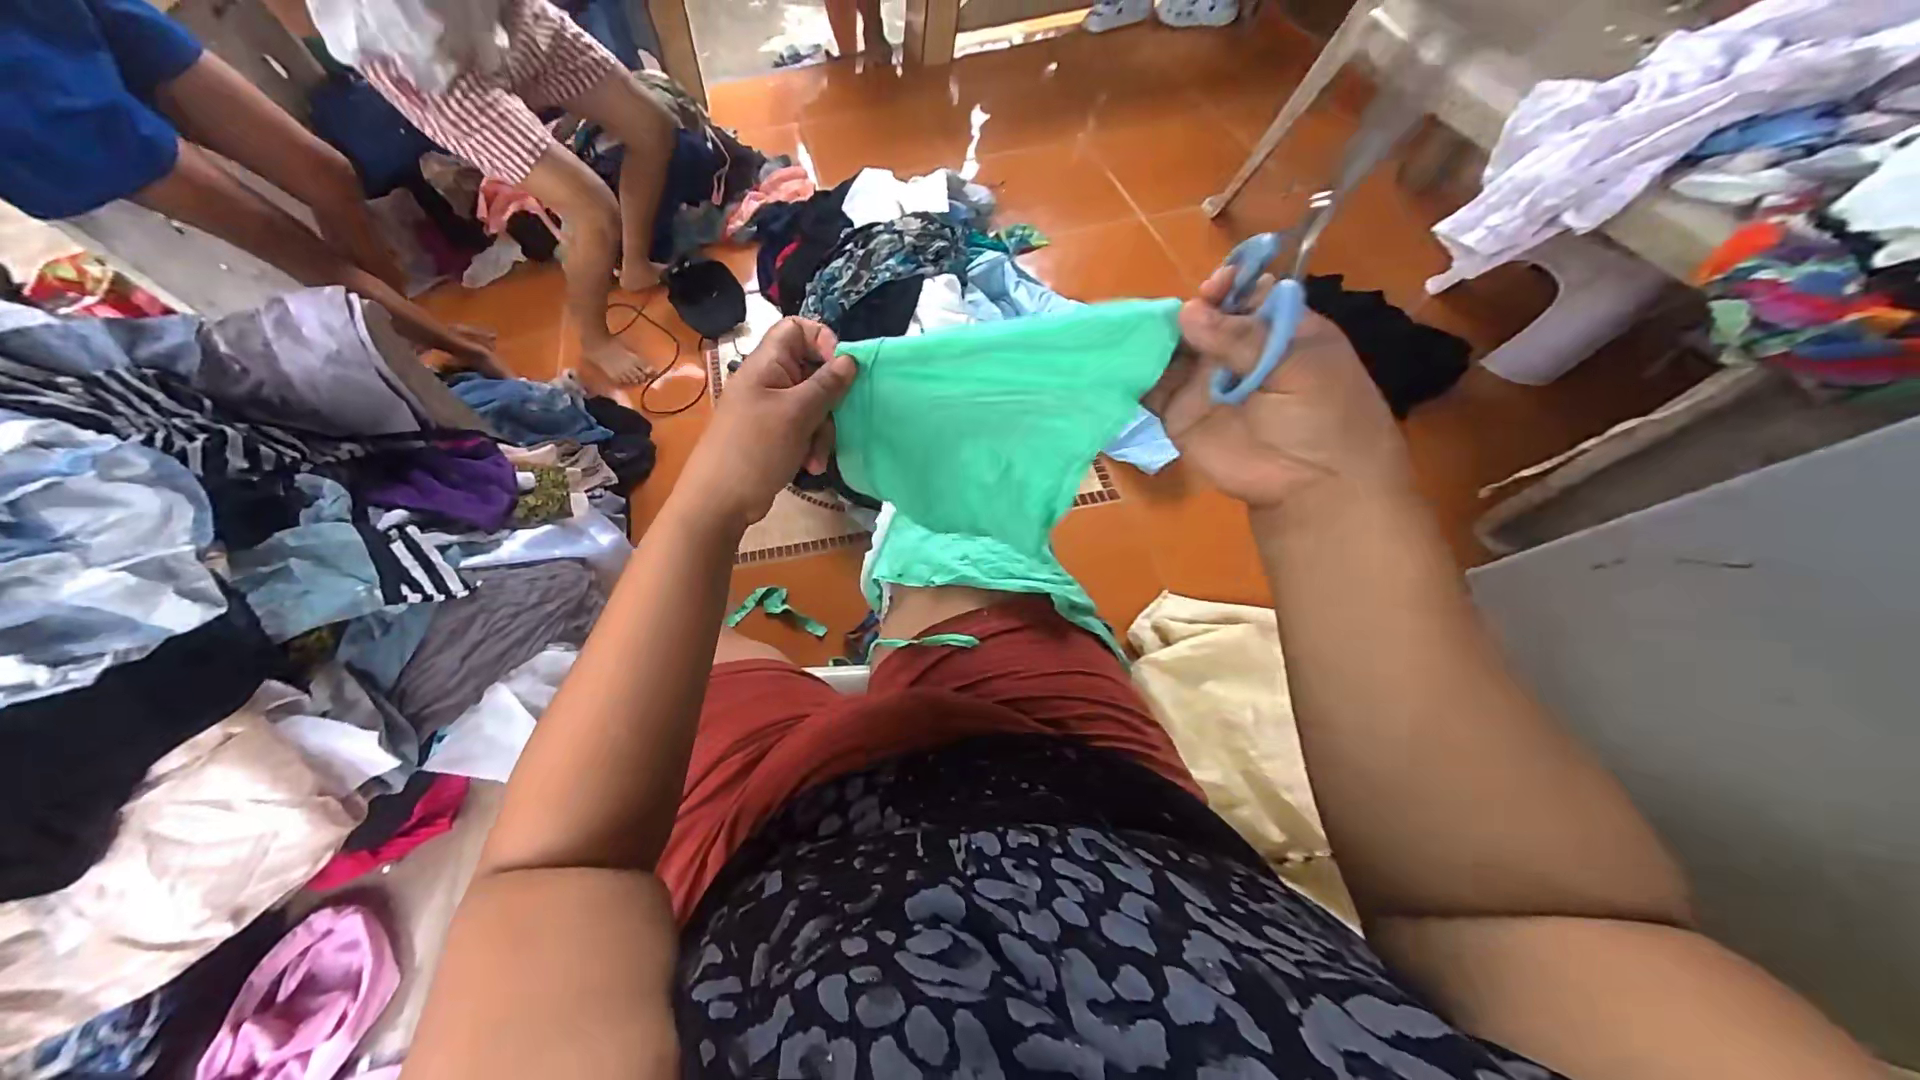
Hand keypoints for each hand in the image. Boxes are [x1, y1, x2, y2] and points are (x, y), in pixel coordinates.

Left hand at [675, 318, 855, 530]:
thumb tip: (851, 360)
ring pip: (814, 404)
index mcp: (767, 364)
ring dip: (822, 431)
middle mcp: (769, 381)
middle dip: (829, 400)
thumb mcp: (797, 414)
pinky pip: (805, 428)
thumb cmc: (755, 449)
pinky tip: (811, 466)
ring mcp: (772, 408)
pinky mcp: (776, 434)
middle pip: (813, 371)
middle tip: (834, 420)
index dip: (823, 340)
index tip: (843, 367)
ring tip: (816, 458)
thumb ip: (826, 385)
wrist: (720, 500)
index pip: (796, 329)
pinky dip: (812, 445)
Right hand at [1144, 268, 1410, 511]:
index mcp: (1272, 331)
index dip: (1226, 287)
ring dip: (1149, 337)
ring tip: (1129, 326)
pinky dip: (1131, 375)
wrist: (1308, 484)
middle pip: (1199, 319)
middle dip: (1181, 311)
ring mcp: (1202, 383)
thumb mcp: (1296, 366)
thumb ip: (1244, 338)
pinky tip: (1114, 359)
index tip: (1213, 287)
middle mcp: (1233, 352)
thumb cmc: (1323, 416)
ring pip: (1170, 350)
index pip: (1241, 296)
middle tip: (1167, 313)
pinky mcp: (1177, 414)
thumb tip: (1189, 311)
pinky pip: (1150, 390)